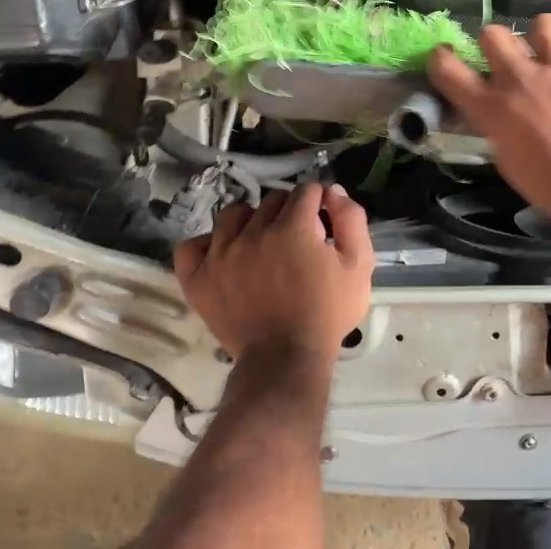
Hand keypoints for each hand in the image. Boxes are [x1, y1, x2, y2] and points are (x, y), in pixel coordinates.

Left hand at [173, 182, 373, 364]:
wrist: (285, 360)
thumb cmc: (328, 312)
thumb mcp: (359, 265)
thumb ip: (352, 220)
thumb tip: (334, 192)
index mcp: (294, 228)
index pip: (306, 191)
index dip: (319, 202)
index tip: (324, 222)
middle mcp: (253, 234)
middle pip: (272, 200)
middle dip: (290, 210)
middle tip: (299, 238)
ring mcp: (220, 255)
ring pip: (233, 215)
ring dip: (251, 221)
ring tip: (261, 243)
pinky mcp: (197, 279)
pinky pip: (191, 246)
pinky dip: (207, 245)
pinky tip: (224, 256)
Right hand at [429, 14, 550, 230]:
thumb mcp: (509, 161)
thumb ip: (497, 127)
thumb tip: (498, 112)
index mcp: (492, 107)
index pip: (448, 68)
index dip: (443, 59)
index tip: (448, 57)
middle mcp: (520, 77)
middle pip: (493, 34)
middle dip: (499, 45)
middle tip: (514, 60)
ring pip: (543, 22)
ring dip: (546, 38)